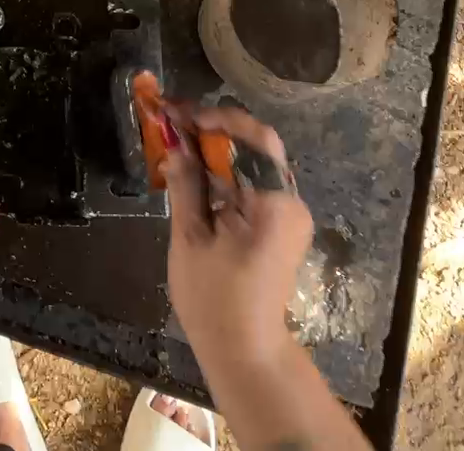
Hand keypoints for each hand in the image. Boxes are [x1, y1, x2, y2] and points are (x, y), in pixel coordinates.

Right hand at [161, 105, 311, 370]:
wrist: (244, 350)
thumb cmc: (215, 299)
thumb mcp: (191, 238)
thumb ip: (186, 185)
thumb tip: (176, 146)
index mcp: (275, 204)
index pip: (254, 140)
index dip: (217, 119)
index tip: (180, 113)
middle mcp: (289, 202)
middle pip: (255, 147)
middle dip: (213, 129)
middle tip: (174, 119)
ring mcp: (285, 213)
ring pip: (251, 162)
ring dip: (215, 148)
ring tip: (176, 136)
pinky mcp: (276, 224)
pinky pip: (249, 183)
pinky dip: (222, 170)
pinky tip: (192, 166)